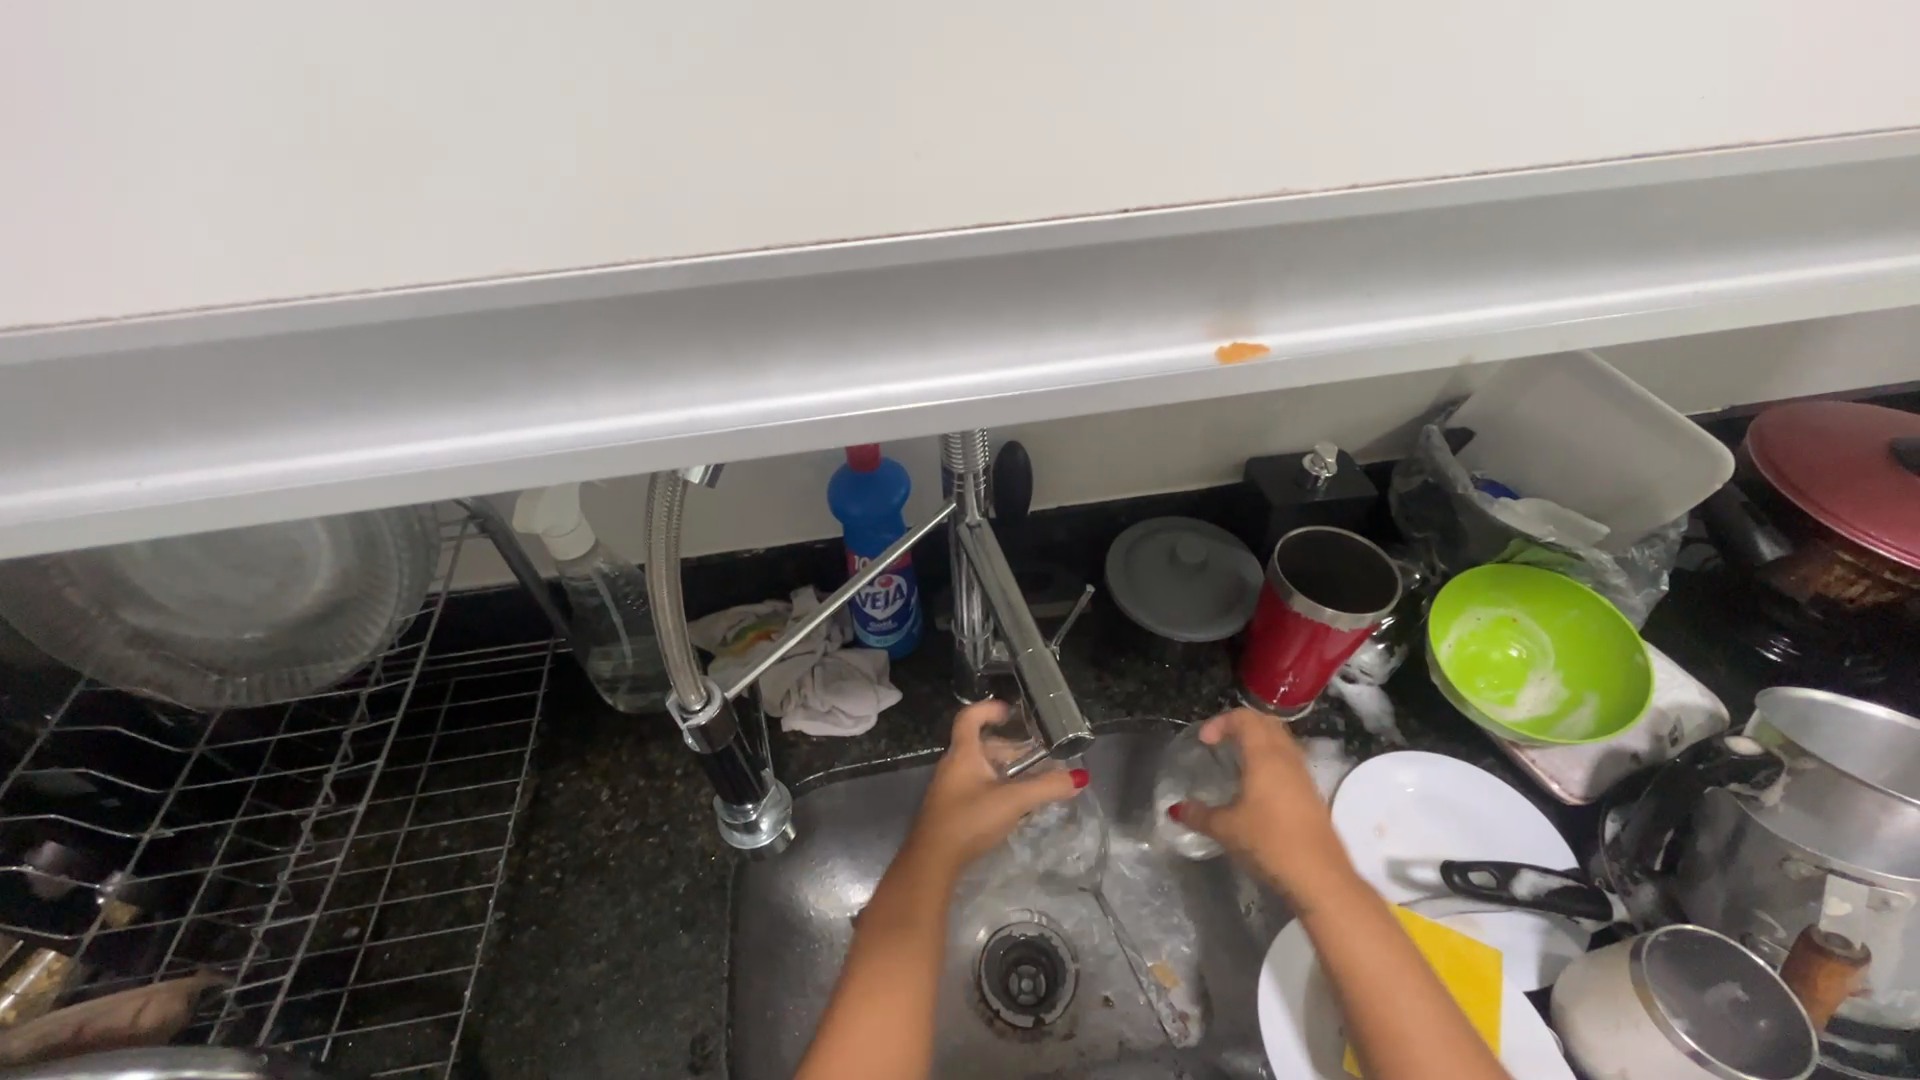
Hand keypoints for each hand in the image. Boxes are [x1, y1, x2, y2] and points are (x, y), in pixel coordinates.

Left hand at [903, 701, 1086, 872]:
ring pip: (979, 767)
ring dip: (1003, 768)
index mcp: (963, 753)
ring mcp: (949, 787)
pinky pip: (975, 785)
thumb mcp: (1013, 801)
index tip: (1010, 711)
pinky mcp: (950, 807)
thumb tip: (1080, 777)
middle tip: (1035, 753)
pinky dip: (995, 785)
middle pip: (980, 744)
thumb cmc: (969, 820)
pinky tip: (1012, 804)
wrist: (932, 860)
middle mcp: (953, 765)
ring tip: (1030, 779)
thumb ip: (1046, 787)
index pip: (969, 717)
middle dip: (1008, 746)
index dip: (988, 708)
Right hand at [1169, 708, 1354, 902]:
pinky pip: (1289, 762)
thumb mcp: (1226, 829)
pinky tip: (1257, 788)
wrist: (1320, 877)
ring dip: (1259, 742)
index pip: (1245, 718)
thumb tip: (1175, 809)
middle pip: (1266, 723)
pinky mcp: (1312, 795)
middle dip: (1241, 725)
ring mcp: (1304, 776)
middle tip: (1220, 742)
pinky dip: (1271, 761)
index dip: (1221, 722)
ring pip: (1282, 742)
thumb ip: (1199, 815)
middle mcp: (1287, 759)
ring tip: (1237, 761)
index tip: (1205, 741)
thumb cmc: (1269, 843)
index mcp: (1265, 757)